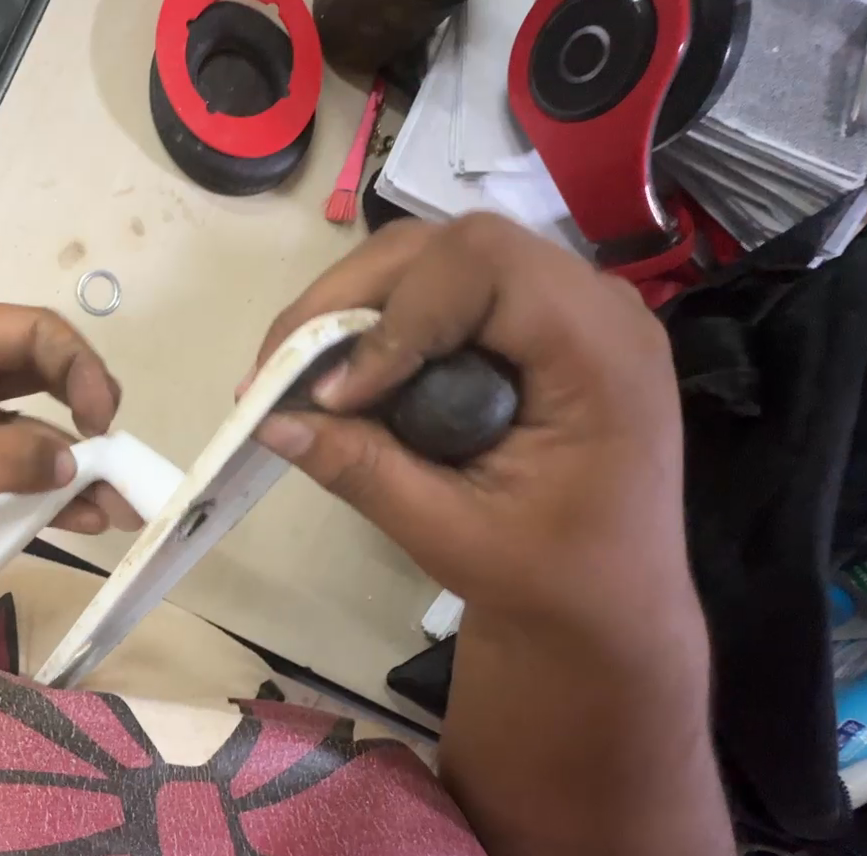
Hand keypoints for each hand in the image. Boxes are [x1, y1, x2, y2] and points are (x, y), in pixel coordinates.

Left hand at [0, 304, 138, 593]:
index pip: (29, 334)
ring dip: (71, 470)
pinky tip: (81, 521)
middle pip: (36, 382)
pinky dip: (43, 501)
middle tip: (116, 452)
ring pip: (28, 440)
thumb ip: (9, 455)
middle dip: (83, 414)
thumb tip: (73, 463)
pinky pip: (10, 484)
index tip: (101, 418)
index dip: (77, 365)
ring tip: (118, 506)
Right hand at [251, 214, 691, 625]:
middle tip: (276, 371)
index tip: (335, 399)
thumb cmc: (546, 576)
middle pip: (441, 247)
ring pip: (425, 261)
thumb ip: (362, 471)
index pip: (480, 265)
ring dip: (344, 310)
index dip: (391, 319)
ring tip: (292, 376)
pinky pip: (428, 296)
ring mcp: (550, 311)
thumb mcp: (447, 533)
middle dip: (342, 300)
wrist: (597, 598)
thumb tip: (269, 421)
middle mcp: (582, 305)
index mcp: (597, 350)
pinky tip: (334, 377)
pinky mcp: (515, 331)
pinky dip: (364, 328)